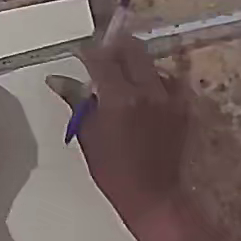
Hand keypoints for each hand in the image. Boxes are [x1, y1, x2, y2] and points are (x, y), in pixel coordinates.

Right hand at [47, 13, 190, 240]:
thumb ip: (76, 100)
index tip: (78, 52)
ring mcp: (170, 97)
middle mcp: (148, 90)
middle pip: (132, 50)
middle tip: (102, 55)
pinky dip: (153, 80)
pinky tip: (143, 93)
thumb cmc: (112, 169)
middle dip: (115, 47)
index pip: (101, 59)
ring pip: (151, 63)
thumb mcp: (87, 134)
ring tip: (122, 77)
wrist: (153, 194)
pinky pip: (168, 80)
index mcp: (119, 98)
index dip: (88, 52)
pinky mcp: (184, 106)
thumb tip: (56, 79)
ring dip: (135, 63)